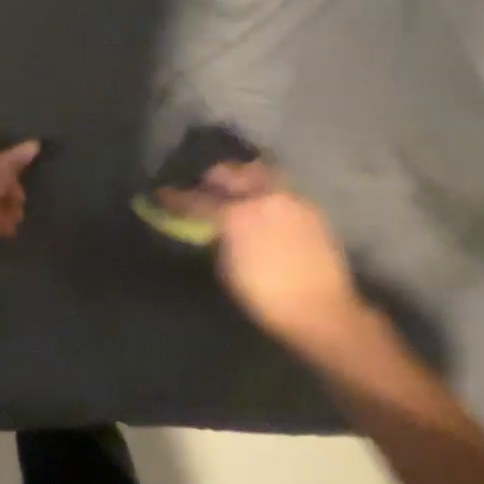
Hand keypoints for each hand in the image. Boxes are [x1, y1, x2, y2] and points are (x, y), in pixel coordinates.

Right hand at [160, 161, 367, 343]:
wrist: (322, 312)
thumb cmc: (266, 298)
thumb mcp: (227, 269)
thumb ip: (218, 238)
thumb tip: (215, 228)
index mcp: (237, 214)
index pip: (196, 199)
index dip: (174, 197)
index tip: (160, 194)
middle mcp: (263, 197)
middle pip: (229, 172)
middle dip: (211, 179)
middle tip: (201, 189)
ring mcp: (290, 199)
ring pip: (259, 172)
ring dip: (241, 178)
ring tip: (234, 192)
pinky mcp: (310, 208)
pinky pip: (280, 189)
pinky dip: (265, 191)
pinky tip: (262, 207)